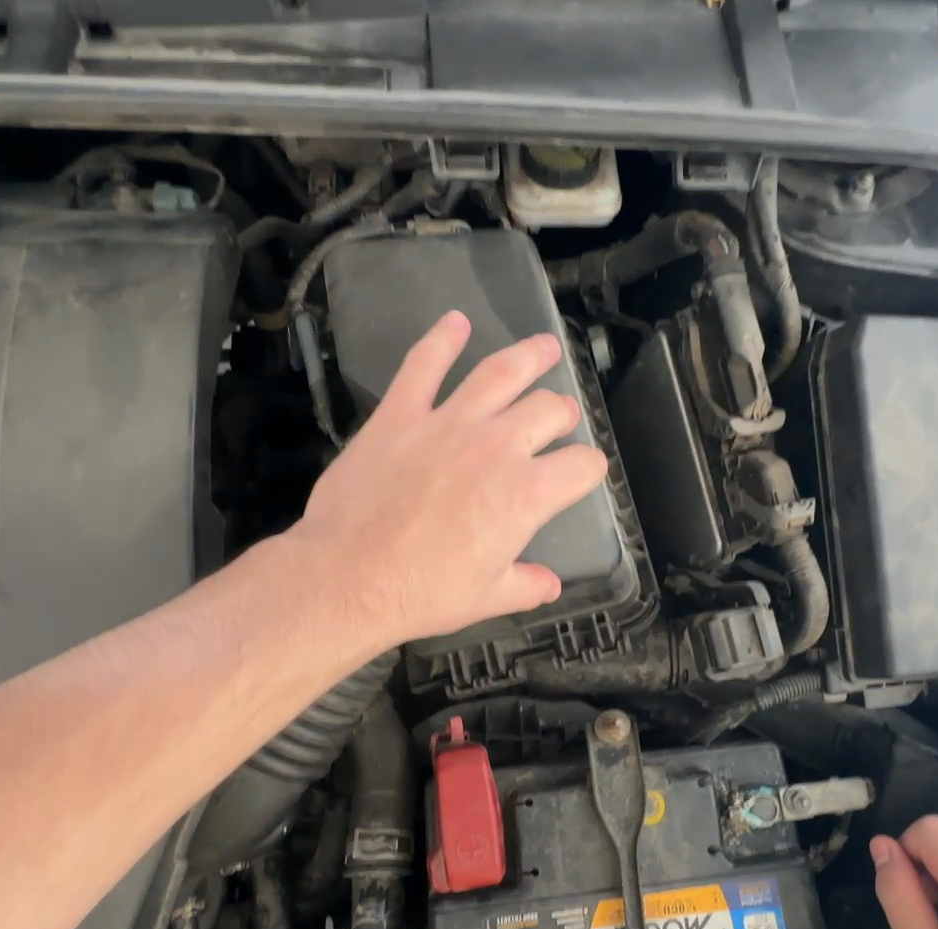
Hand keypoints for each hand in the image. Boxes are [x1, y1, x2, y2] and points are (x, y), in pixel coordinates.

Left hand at [286, 311, 608, 647]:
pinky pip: (423, 365)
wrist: (348, 578)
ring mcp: (447, 423)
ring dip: (528, 356)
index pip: (581, 466)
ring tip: (544, 346)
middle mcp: (496, 447)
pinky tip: (456, 322)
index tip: (584, 472)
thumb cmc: (422, 592)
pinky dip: (441, 339)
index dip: (589, 469)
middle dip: (563, 411)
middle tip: (561, 415)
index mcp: (526, 494)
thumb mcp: (487, 597)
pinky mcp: (400, 414)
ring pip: (499, 374)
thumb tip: (551, 585)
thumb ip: (526, 584)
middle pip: (548, 410)